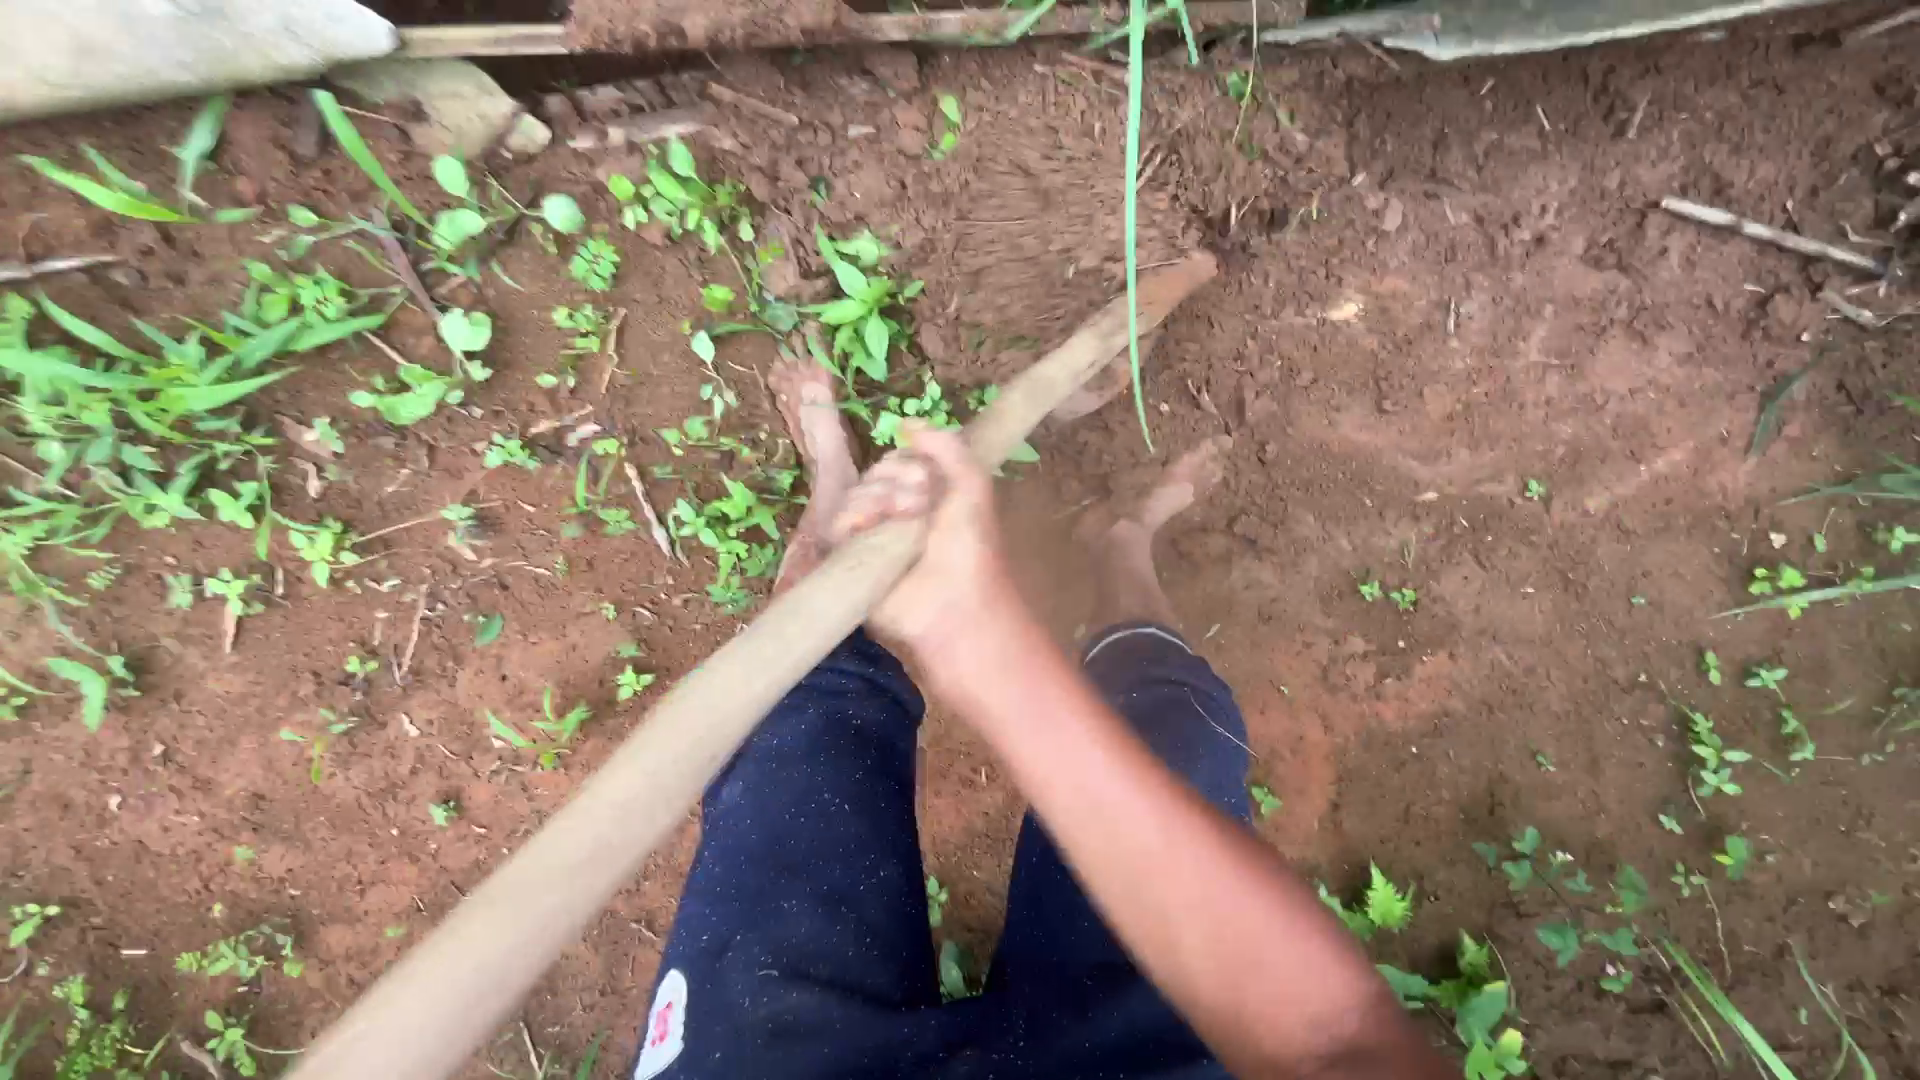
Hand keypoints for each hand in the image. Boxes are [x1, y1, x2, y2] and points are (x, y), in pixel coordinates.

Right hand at [831, 424, 1022, 660]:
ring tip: (902, 518)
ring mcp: (870, 537)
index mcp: (922, 497)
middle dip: (893, 481)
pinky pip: (834, 527)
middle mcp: (893, 514)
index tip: (925, 478)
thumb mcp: (972, 485)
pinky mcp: (851, 561)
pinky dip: (849, 518)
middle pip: (872, 476)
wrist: (957, 600)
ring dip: (875, 497)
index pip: (895, 463)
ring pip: (853, 497)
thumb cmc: (971, 546)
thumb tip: (907, 422)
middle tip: (918, 503)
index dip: (905, 463)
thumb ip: (946, 447)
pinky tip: (870, 524)